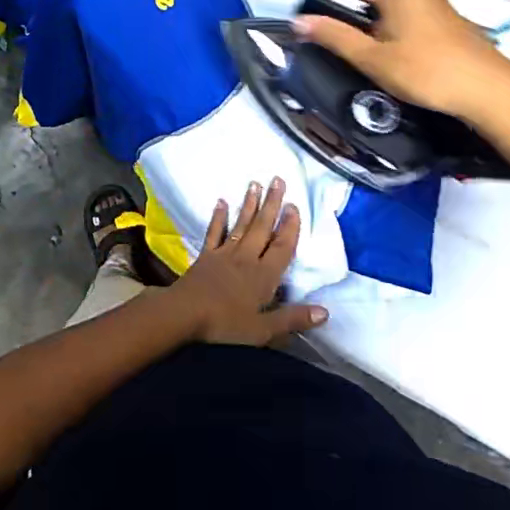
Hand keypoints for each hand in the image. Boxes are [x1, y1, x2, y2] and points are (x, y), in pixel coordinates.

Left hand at [166, 178, 327, 345]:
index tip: (294, 205)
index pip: (282, 247)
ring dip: (249, 204)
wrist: (185, 313)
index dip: (290, 227)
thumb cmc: (226, 324)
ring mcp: (224, 253)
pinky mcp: (206, 255)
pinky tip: (221, 201)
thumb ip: (292, 318)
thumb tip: (325, 311)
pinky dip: (219, 216)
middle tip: (277, 180)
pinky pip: (214, 232)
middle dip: (272, 204)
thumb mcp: (263, 330)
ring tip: (255, 183)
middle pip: (262, 227)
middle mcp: (246, 258)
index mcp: (263, 276)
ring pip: (241, 224)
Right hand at [293, 0, 509, 121]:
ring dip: (386, 34)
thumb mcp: (372, 59)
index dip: (336, 12)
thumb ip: (334, 37)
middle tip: (358, 57)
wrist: (493, 94)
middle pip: (377, 3)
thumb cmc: (426, 73)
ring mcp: (445, 8)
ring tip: (383, 65)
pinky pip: (420, 25)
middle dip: (363, 26)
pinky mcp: (460, 26)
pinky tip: (412, 66)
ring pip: (400, 15)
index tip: (332, 38)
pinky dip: (409, 39)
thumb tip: (298, 20)